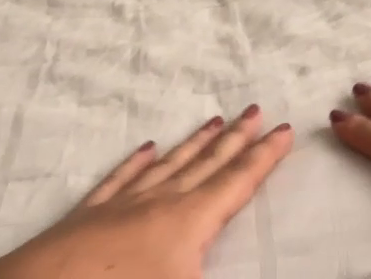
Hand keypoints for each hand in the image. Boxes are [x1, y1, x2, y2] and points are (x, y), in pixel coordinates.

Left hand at [0, 105, 293, 278]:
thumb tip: (274, 274)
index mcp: (188, 223)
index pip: (236, 184)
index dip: (264, 158)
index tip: (284, 129)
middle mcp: (160, 204)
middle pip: (207, 165)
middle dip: (236, 138)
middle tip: (256, 108)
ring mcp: (121, 206)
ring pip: (169, 165)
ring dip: (195, 143)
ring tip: (214, 119)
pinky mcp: (86, 217)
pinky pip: (120, 179)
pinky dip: (137, 163)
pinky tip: (147, 147)